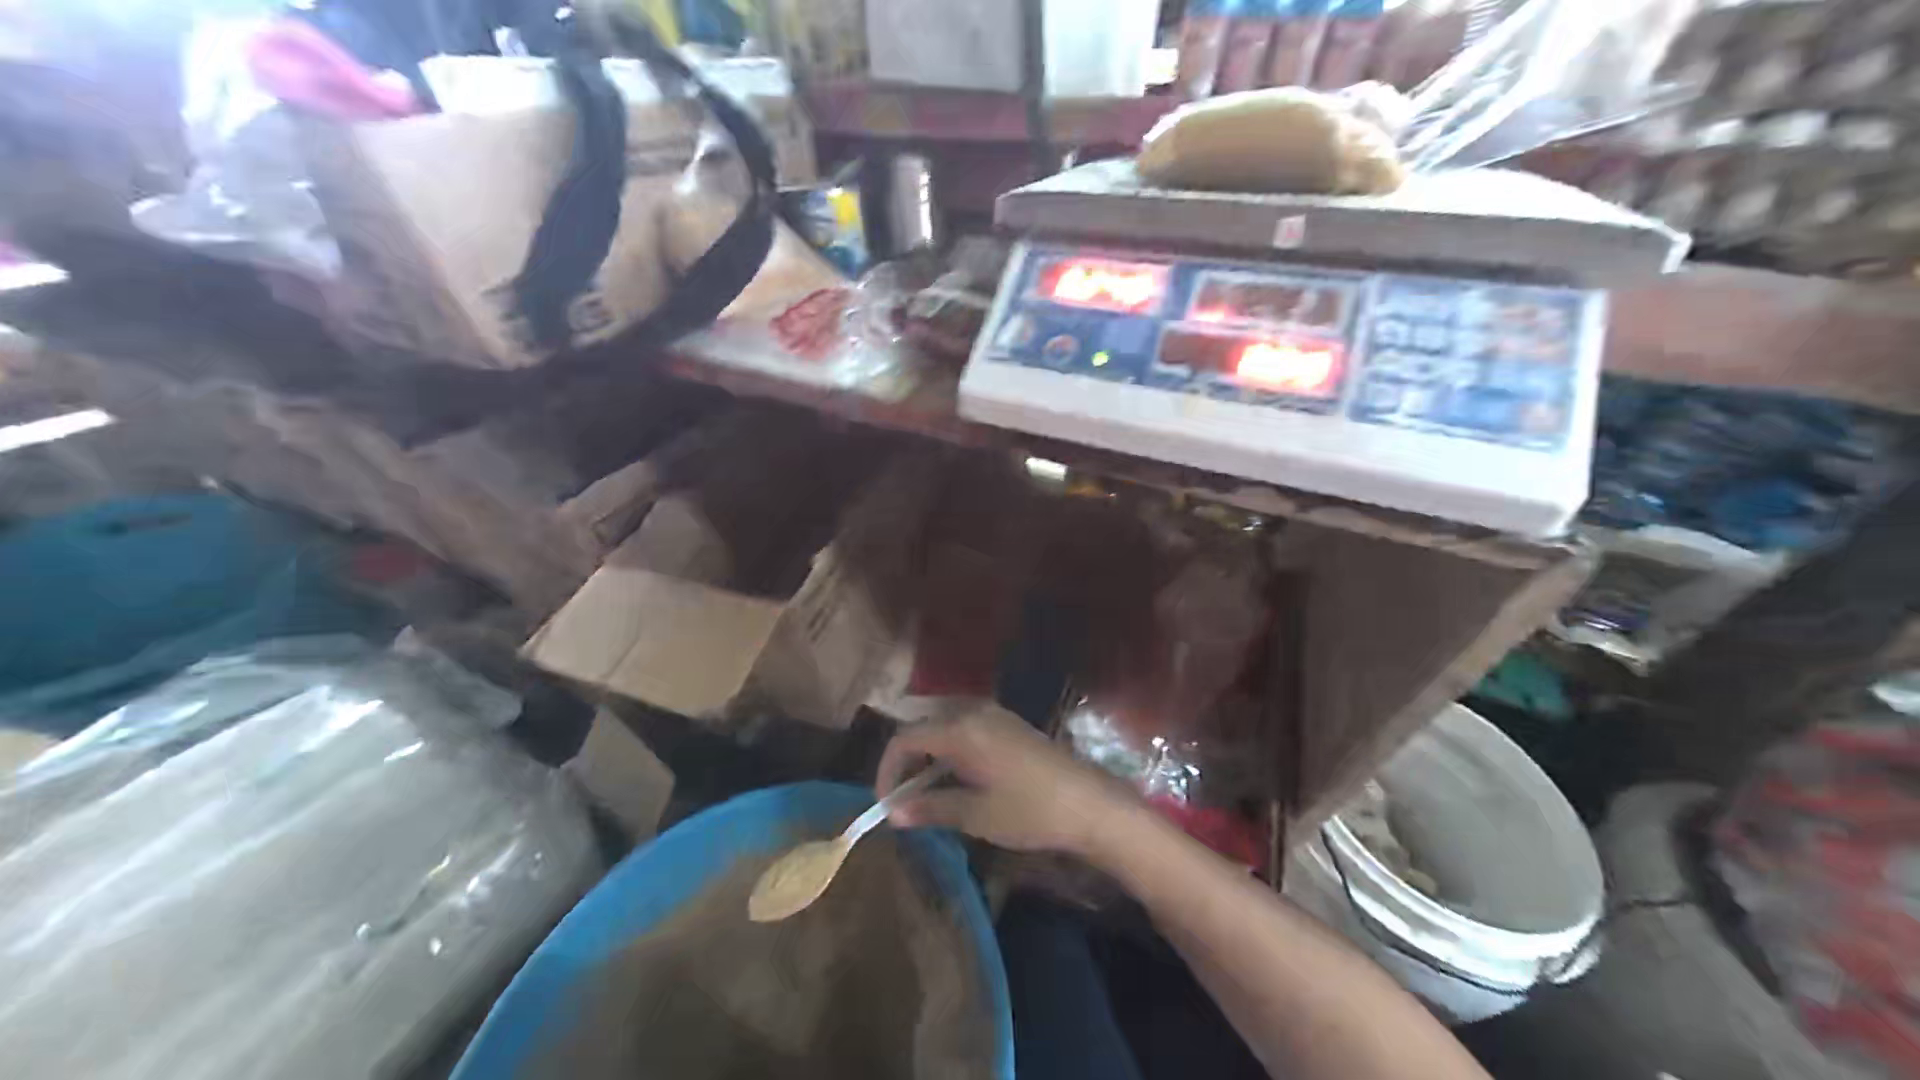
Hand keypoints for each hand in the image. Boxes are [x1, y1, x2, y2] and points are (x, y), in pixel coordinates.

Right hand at [874, 703, 1142, 859]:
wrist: (1092, 803)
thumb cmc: (1031, 811)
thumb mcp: (976, 815)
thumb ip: (931, 808)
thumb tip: (894, 813)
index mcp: (961, 729)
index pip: (906, 739)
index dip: (887, 770)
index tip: (886, 804)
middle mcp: (974, 711)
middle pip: (922, 726)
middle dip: (906, 761)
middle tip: (902, 798)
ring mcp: (994, 714)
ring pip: (943, 725)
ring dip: (928, 754)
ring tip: (926, 792)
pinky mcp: (1009, 723)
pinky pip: (965, 726)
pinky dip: (950, 748)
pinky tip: (957, 777)